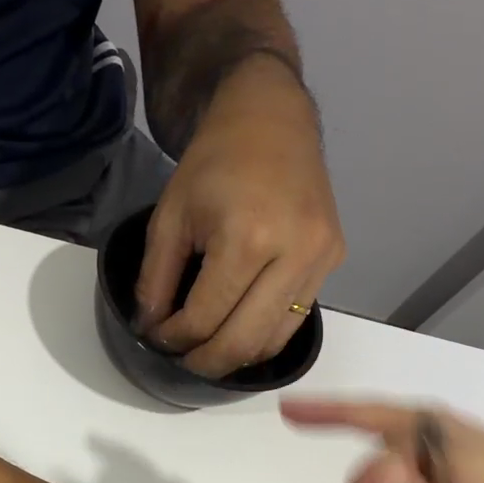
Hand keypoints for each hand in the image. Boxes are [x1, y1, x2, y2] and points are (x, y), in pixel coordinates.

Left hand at [136, 55, 343, 377]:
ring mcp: (321, 259)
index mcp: (248, 238)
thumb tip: (149, 328)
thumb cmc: (213, 164)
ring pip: (274, 339)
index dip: (173, 339)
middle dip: (204, 362)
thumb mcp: (168, 218)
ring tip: (204, 352)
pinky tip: (235, 332)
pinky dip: (262, 337)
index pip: (205, 318)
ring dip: (234, 357)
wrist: (270, 121)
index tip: (156, 337)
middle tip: (180, 360)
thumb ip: (154, 280)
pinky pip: (295, 320)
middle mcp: (295, 252)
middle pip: (244, 340)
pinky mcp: (334, 260)